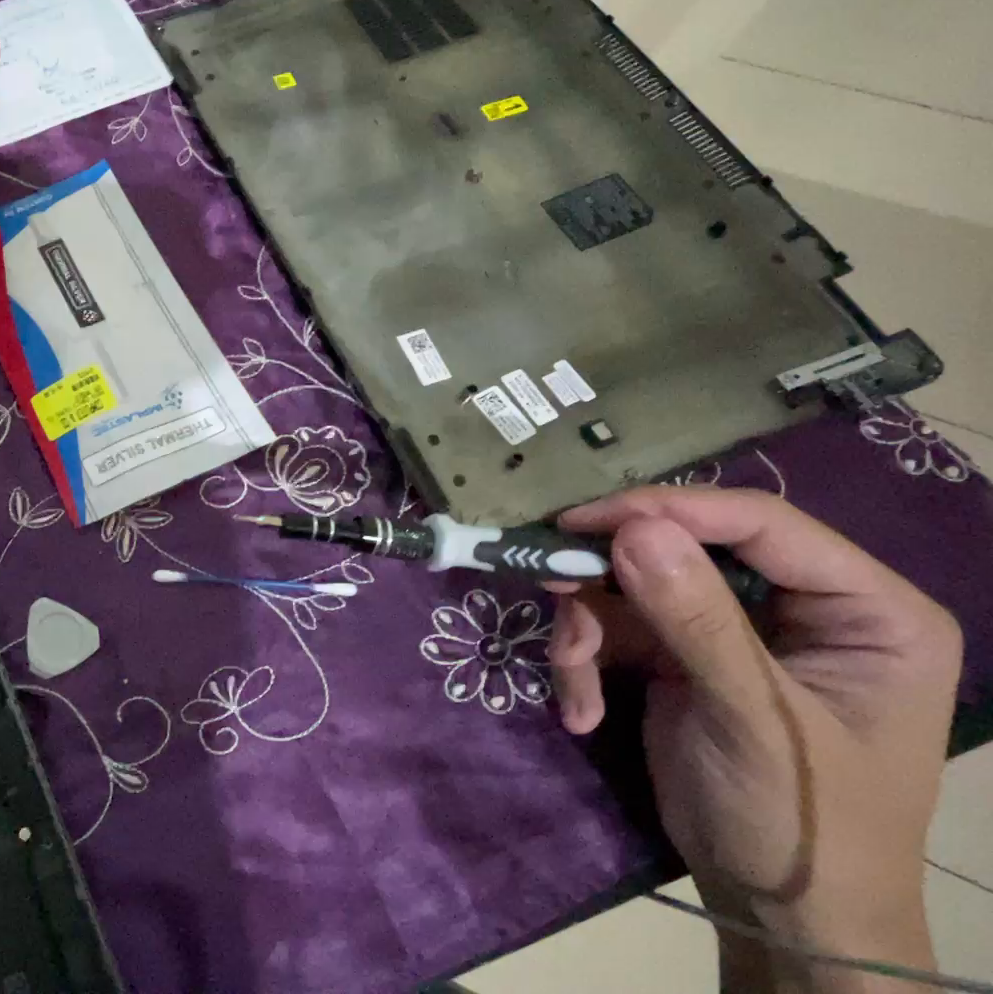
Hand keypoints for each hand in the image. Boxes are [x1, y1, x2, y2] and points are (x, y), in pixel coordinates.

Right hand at [548, 487, 960, 988]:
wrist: (777, 907)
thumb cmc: (804, 819)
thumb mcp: (752, 718)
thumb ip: (697, 619)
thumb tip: (633, 528)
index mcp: (866, 609)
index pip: (759, 524)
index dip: (667, 510)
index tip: (577, 522)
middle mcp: (801, 605)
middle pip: (683, 548)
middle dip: (611, 580)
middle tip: (551, 588)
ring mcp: (734, 629)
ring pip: (633, 586)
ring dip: (588, 631)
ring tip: (575, 684)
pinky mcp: (681, 654)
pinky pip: (614, 628)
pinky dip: (586, 664)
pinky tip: (584, 710)